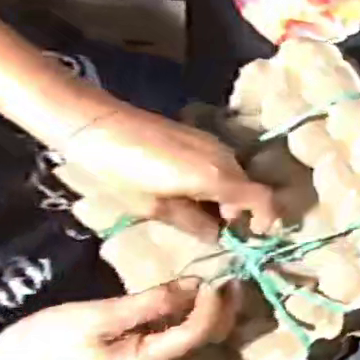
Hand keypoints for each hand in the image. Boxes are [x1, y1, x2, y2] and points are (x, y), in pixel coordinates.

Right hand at [0, 278, 237, 359]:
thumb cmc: (41, 344)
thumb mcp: (98, 318)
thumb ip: (151, 304)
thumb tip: (196, 285)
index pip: (200, 332)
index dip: (214, 304)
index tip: (219, 277)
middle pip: (205, 336)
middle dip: (222, 308)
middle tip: (231, 277)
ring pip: (193, 334)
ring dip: (208, 309)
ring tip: (218, 281)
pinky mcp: (133, 354)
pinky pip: (173, 333)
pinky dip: (187, 313)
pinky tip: (188, 294)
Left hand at [59, 106, 277, 237]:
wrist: (92, 123)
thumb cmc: (119, 171)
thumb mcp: (152, 206)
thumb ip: (192, 223)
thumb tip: (217, 236)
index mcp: (218, 178)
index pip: (263, 199)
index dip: (267, 219)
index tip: (256, 234)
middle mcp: (227, 160)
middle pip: (249, 190)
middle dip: (239, 211)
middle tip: (216, 226)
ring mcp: (216, 146)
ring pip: (236, 178)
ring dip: (225, 196)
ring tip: (197, 207)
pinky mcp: (202, 138)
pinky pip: (222, 166)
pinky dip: (215, 181)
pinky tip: (186, 186)